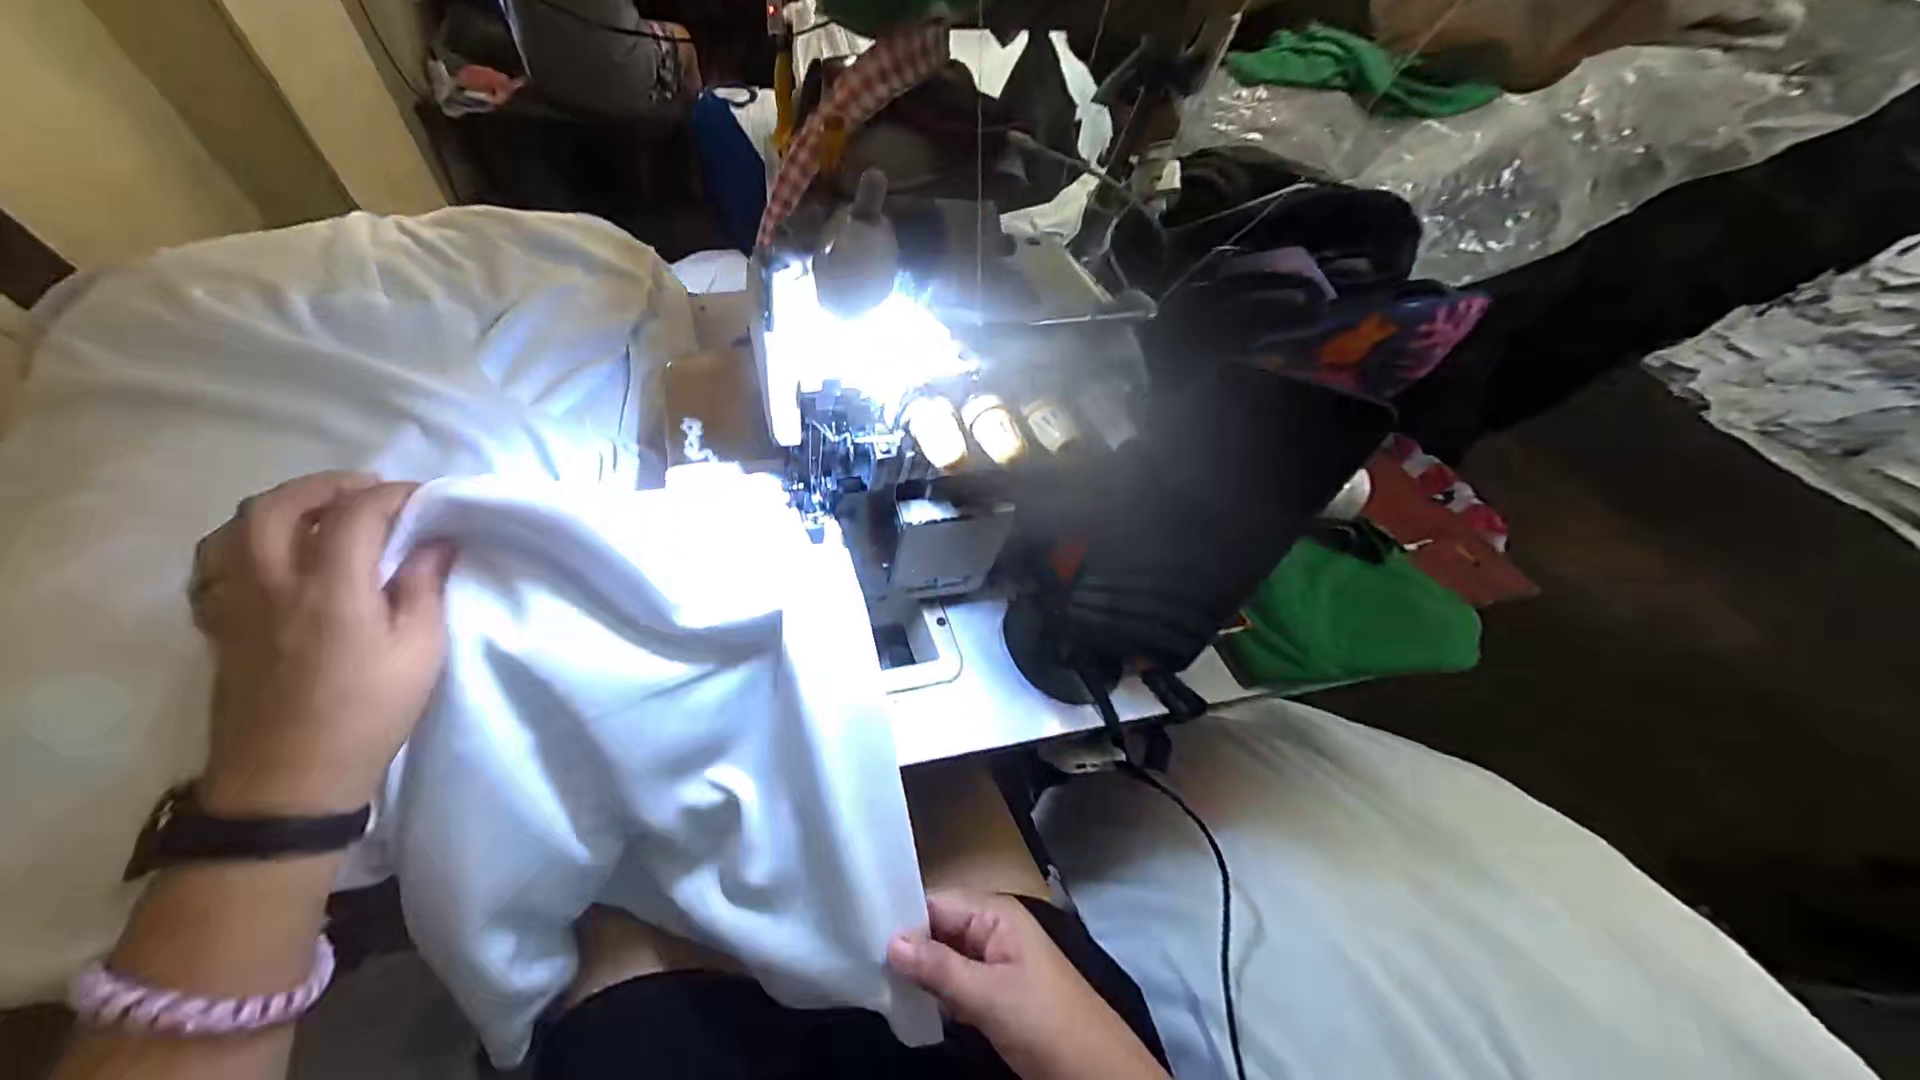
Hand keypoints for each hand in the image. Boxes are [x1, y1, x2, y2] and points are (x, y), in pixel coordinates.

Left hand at [189, 472, 453, 816]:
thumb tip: (437, 543)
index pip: (356, 514)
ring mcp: (235, 602)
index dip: (393, 494)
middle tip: (372, 491)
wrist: (290, 777)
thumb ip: (425, 588)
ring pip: (237, 526)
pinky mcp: (218, 623)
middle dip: (330, 485)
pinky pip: (217, 560)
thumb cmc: (369, 710)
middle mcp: (271, 583)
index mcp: (330, 589)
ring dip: (284, 505)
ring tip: (324, 513)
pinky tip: (279, 553)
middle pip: (280, 505)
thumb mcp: (420, 649)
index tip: (426, 497)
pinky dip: (249, 539)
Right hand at [888, 890, 1166, 1079]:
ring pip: (945, 957)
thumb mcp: (989, 995)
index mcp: (996, 914)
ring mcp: (996, 962)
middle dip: (907, 945)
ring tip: (876, 981)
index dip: (903, 916)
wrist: (1098, 1072)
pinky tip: (908, 1003)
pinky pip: (956, 982)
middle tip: (862, 961)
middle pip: (940, 928)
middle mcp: (994, 929)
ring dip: (918, 971)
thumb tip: (890, 941)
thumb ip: (939, 967)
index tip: (860, 932)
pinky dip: (935, 992)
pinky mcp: (996, 994)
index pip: (938, 903)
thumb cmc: (1045, 1021)